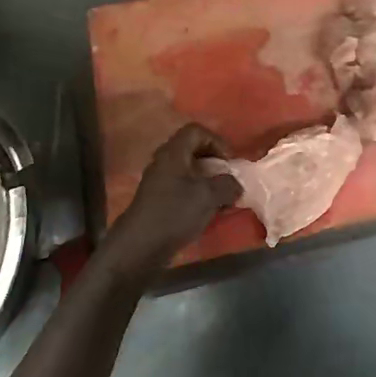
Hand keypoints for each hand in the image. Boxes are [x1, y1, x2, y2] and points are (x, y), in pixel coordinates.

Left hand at [100, 124, 240, 279]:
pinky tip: (209, 211)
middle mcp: (164, 162)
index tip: (230, 162)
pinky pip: (182, 188)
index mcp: (173, 152)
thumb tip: (235, 184)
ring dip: (208, 181)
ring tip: (223, 197)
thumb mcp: (208, 196)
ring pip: (188, 171)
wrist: (140, 245)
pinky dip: (198, 194)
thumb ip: (227, 185)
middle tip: (228, 178)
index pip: (196, 131)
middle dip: (215, 162)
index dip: (217, 141)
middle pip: (192, 150)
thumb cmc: (174, 213)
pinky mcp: (159, 200)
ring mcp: (159, 181)